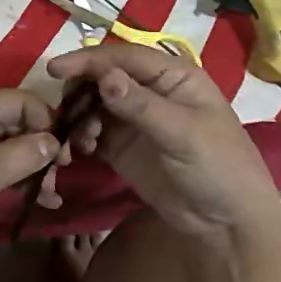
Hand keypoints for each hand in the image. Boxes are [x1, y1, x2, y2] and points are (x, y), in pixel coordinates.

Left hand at [0, 89, 66, 253]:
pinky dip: (28, 179)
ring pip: (21, 144)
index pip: (22, 101)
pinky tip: (46, 200)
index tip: (64, 153)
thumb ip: (20, 155)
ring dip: (39, 166)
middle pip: (24, 121)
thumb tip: (56, 142)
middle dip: (45, 146)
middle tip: (61, 174)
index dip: (47, 121)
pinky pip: (12, 164)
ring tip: (50, 193)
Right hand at [47, 45, 280, 240]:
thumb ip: (140, 105)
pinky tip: (82, 150)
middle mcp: (150, 91)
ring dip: (80, 116)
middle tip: (62, 111)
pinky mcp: (122, 147)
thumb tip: (103, 77)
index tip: (54, 70)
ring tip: (82, 139)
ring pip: (94, 104)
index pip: (123, 58)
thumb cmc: (218, 167)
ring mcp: (134, 120)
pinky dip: (81, 137)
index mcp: (172, 76)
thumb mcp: (181, 133)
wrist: (226, 223)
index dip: (88, 61)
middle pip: (104, 78)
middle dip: (80, 90)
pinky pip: (92, 132)